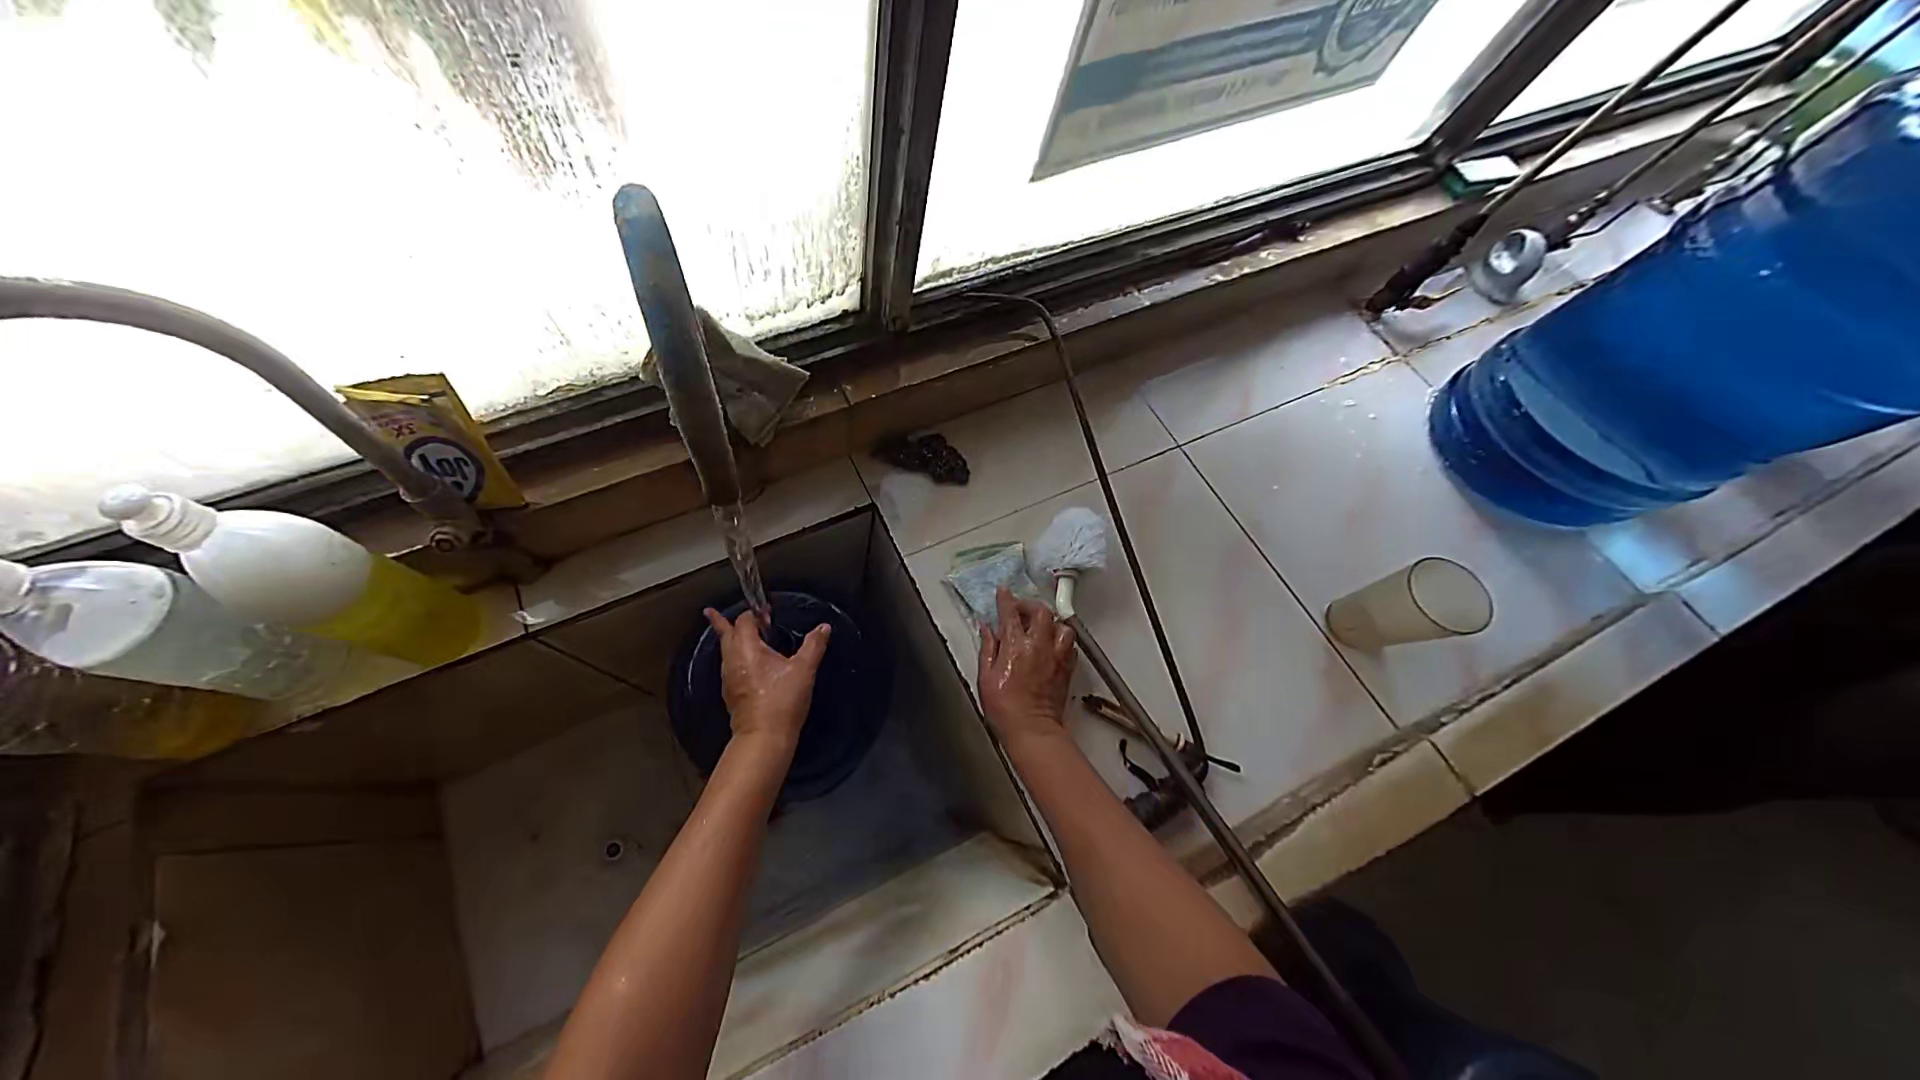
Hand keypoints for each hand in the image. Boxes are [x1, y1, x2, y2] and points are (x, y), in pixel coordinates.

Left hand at [703, 608, 830, 747]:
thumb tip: (823, 628)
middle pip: (725, 634)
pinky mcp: (731, 693)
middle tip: (714, 613)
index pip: (744, 621)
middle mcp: (732, 660)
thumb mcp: (804, 670)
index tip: (765, 611)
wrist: (764, 737)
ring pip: (725, 651)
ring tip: (729, 633)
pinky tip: (744, 664)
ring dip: (729, 640)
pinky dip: (734, 658)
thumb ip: (814, 645)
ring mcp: (728, 678)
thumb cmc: (782, 701)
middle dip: (723, 622)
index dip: (754, 613)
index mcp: (747, 649)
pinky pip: (729, 667)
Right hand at [977, 586, 1076, 745]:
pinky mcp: (1066, 668)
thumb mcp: (985, 677)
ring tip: (1039, 626)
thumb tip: (987, 629)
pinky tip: (1052, 644)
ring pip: (1061, 625)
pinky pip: (1070, 644)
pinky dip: (1061, 639)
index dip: (1006, 599)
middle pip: (1041, 611)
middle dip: (1029, 605)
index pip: (1011, 612)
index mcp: (1016, 647)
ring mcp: (1056, 656)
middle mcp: (1039, 646)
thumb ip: (988, 648)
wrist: (1031, 730)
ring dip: (1050, 621)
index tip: (1003, 593)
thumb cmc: (1006, 709)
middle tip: (1020, 610)